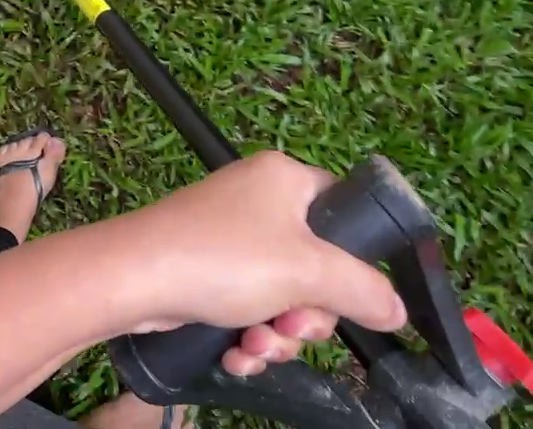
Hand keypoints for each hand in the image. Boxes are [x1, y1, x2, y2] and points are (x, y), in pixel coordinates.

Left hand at [90, 151, 407, 374]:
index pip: (345, 207)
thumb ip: (365, 290)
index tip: (348, 293)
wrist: (135, 277)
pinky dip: (248, 334)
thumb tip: (396, 308)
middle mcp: (257, 199)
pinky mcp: (207, 265)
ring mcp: (229, 234)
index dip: (356, 256)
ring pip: (285, 295)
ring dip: (278, 335)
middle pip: (318, 267)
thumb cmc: (224, 258)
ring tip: (255, 344)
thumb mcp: (308, 272)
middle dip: (308, 314)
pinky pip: (249, 305)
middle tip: (291, 327)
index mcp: (282, 179)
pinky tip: (236, 353)